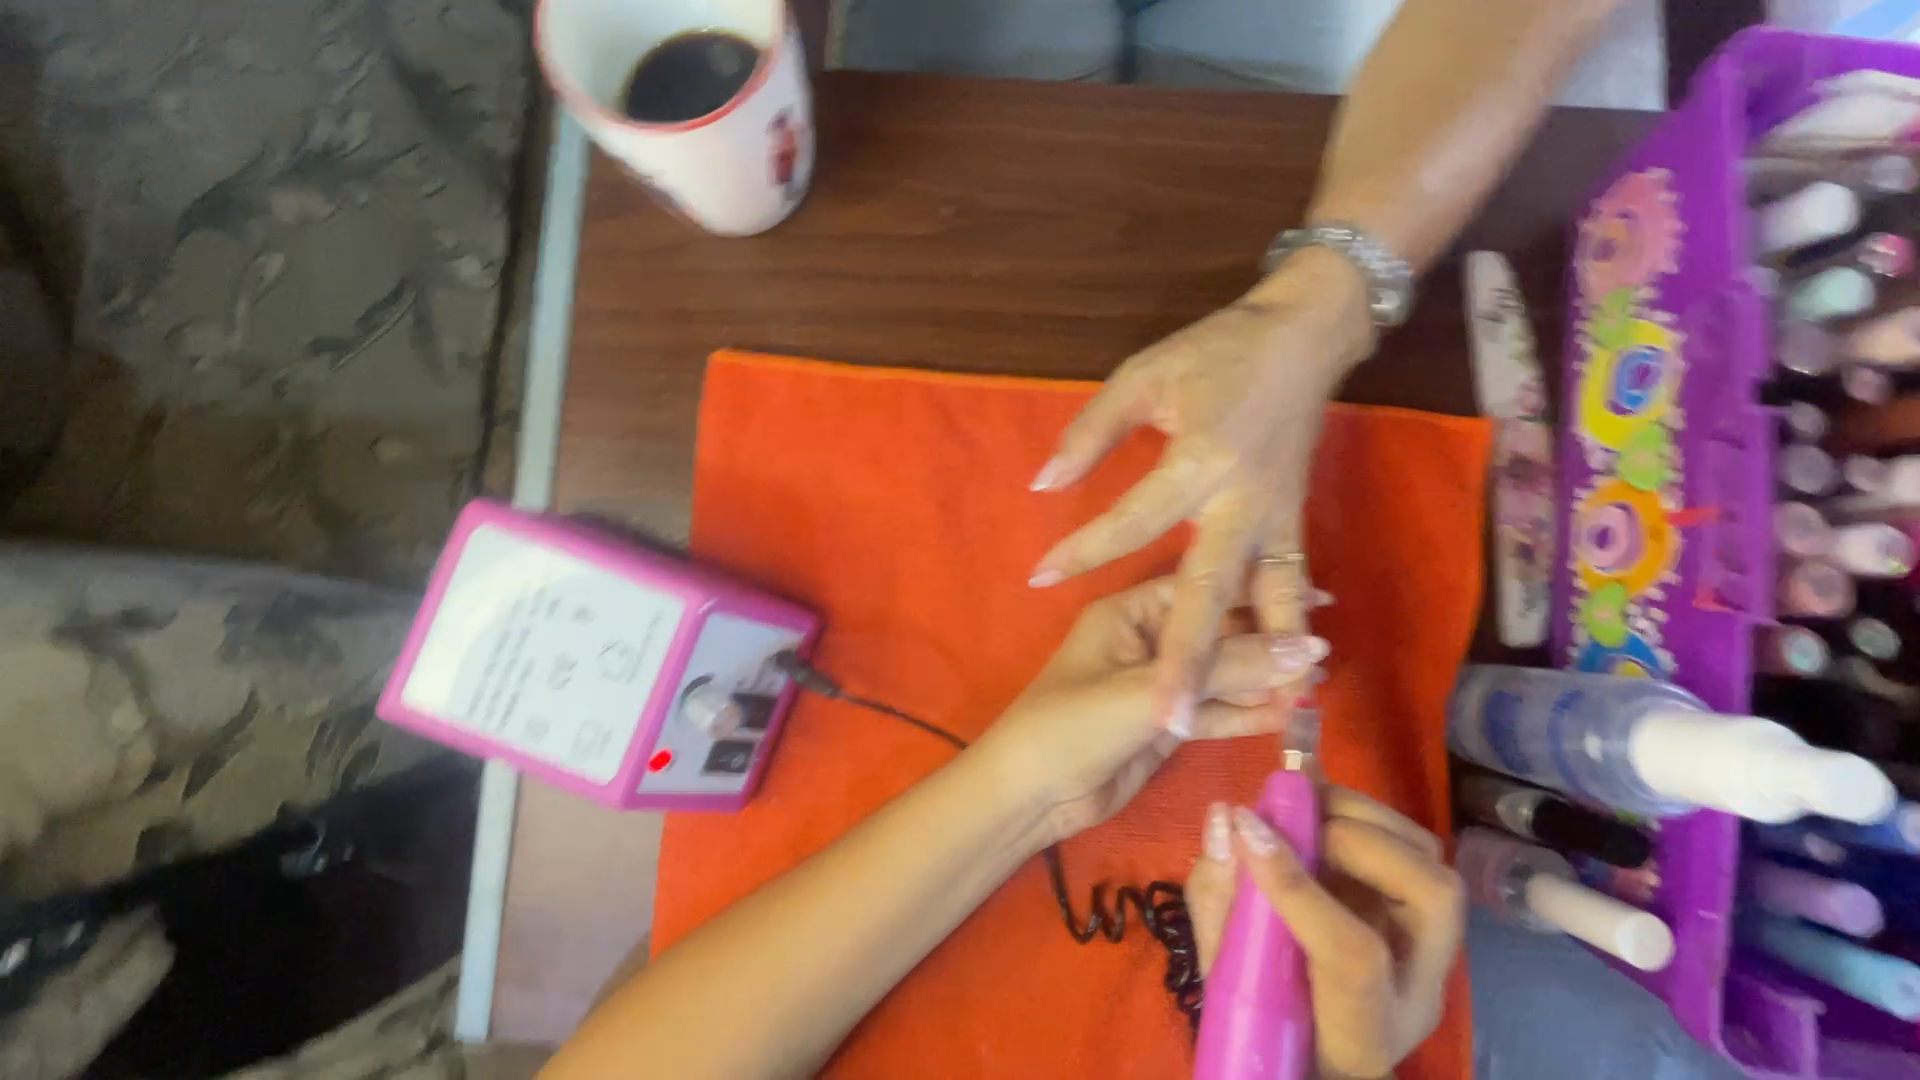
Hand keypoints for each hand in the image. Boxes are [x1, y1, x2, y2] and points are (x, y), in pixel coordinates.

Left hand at [974, 578, 1326, 843]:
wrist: (1032, 796)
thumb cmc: (1074, 725)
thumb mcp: (1148, 693)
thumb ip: (1225, 671)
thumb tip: (1309, 647)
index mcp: (1130, 613)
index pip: (1201, 591)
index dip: (1254, 594)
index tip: (1312, 597)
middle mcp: (1149, 642)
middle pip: (1217, 634)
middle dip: (1267, 643)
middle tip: (1326, 649)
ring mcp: (1160, 685)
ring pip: (1222, 677)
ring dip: (1264, 683)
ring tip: (1320, 685)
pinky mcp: (1168, 726)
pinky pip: (1216, 712)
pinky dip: (1249, 714)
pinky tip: (1291, 715)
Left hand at [1029, 249, 1374, 735]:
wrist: (1305, 333)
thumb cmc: (1216, 352)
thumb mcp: (1144, 377)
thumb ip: (1093, 433)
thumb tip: (1043, 483)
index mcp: (1198, 462)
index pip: (1133, 520)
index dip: (1084, 548)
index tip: (1040, 578)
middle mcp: (1240, 503)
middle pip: (1209, 591)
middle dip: (1189, 658)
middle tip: (1166, 717)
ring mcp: (1275, 518)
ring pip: (1268, 600)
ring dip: (1264, 659)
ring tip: (1268, 717)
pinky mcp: (1295, 522)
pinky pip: (1293, 583)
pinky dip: (1295, 626)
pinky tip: (1299, 673)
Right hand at [1185, 790, 1464, 1079]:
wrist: (1320, 1053)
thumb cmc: (1262, 1023)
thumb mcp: (1221, 973)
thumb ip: (1219, 900)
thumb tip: (1225, 816)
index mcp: (1360, 1034)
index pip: (1352, 958)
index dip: (1297, 887)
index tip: (1244, 831)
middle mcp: (1417, 991)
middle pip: (1429, 896)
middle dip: (1350, 834)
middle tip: (1282, 813)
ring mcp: (1433, 951)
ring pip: (1430, 861)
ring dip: (1360, 815)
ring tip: (1298, 806)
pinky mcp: (1425, 913)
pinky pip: (1412, 847)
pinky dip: (1362, 817)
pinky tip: (1315, 814)